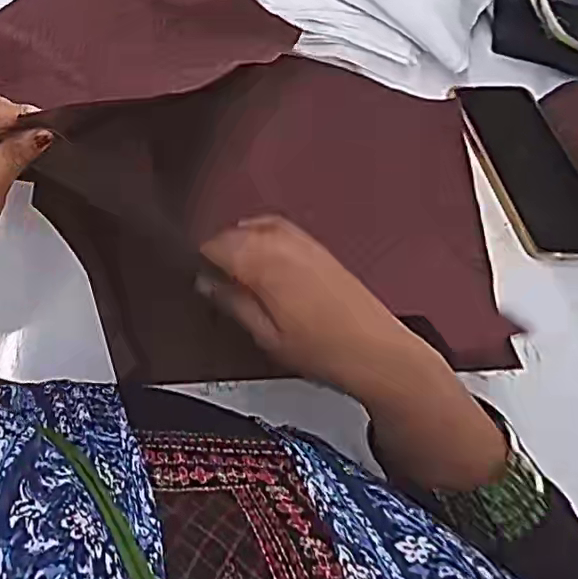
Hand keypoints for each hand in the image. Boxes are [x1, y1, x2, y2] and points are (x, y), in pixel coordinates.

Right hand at [199, 216, 433, 397]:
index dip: (200, 264)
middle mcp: (278, 240)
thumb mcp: (265, 335)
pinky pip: (274, 228)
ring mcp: (298, 238)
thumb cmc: (325, 349)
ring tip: (242, 278)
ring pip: (251, 227)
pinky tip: (265, 266)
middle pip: (230, 233)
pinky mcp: (314, 243)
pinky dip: (261, 240)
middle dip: (219, 254)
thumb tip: (206, 284)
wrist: (377, 351)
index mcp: (260, 260)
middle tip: (218, 285)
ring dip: (240, 245)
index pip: (211, 246)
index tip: (202, 282)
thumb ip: (230, 302)